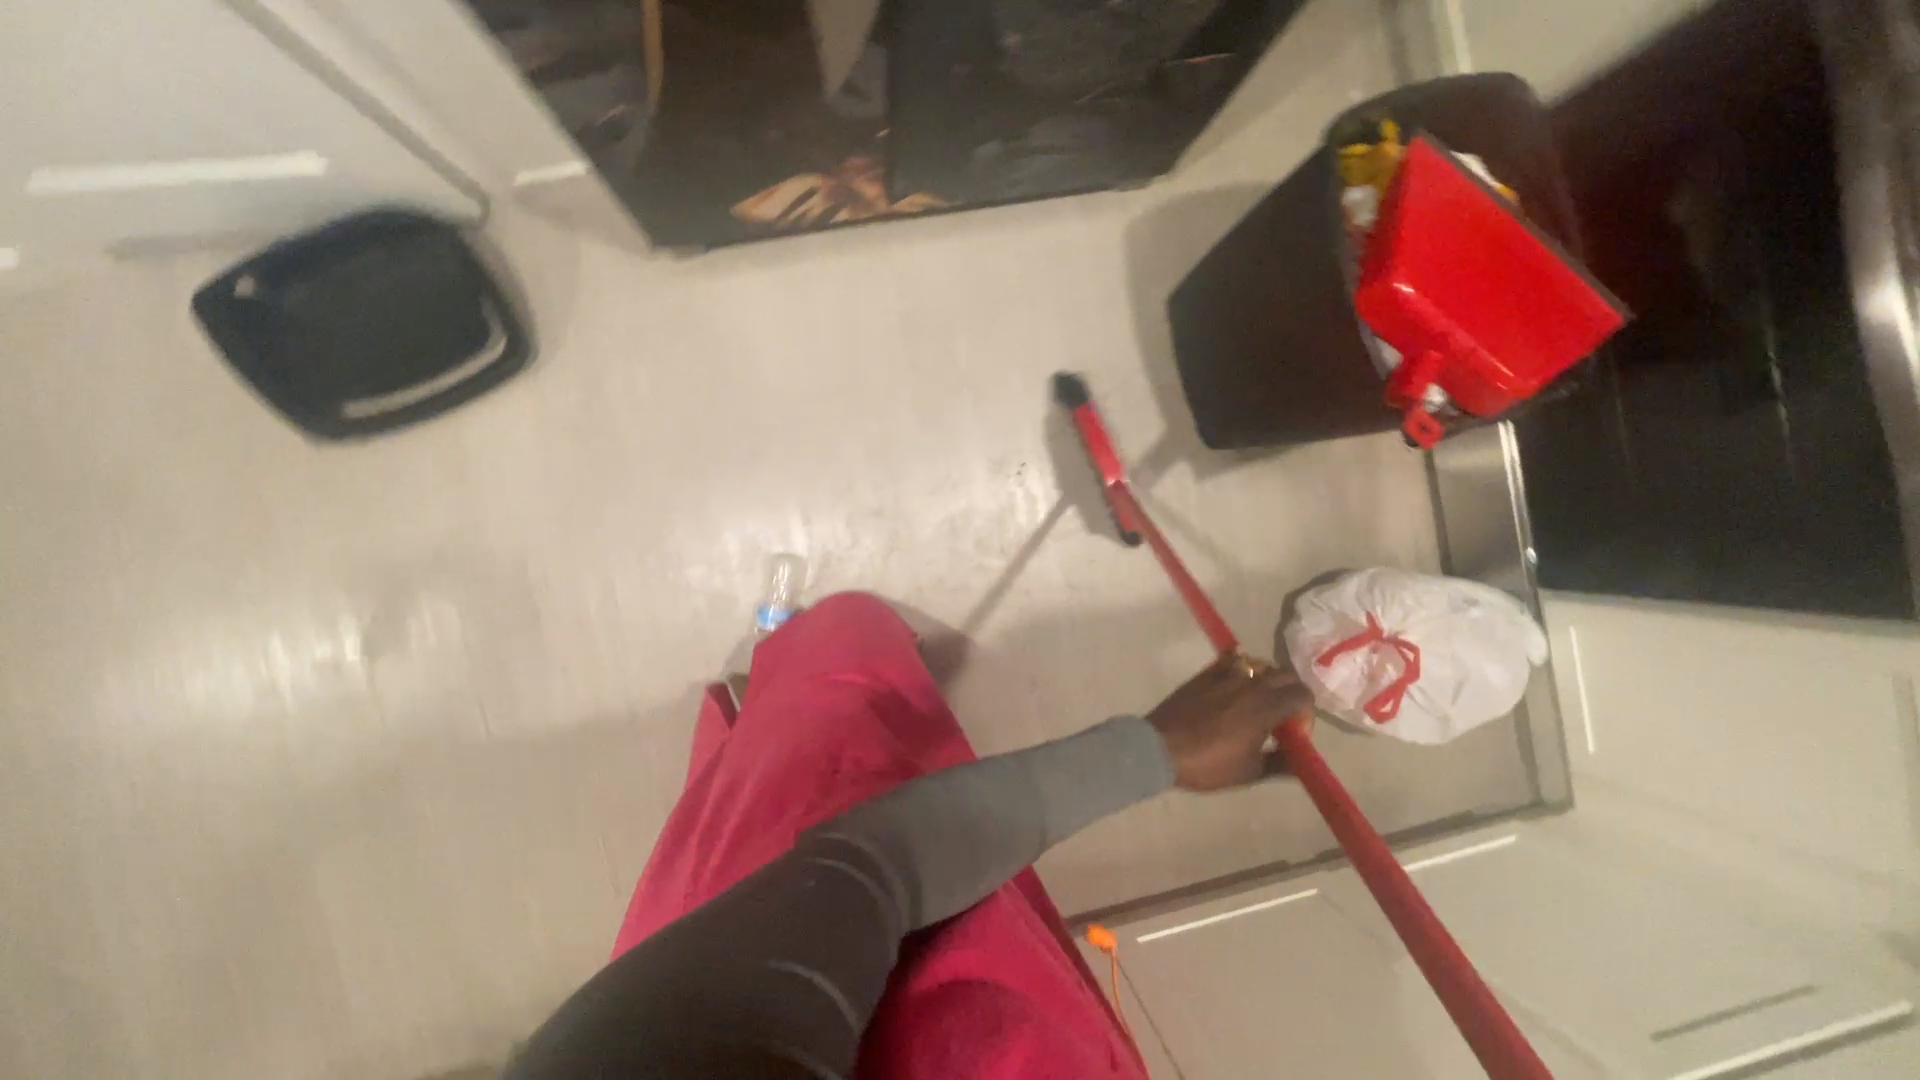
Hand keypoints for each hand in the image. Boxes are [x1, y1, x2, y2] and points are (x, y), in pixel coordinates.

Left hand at [1147, 654, 1315, 790]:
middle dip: (1291, 694)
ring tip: (1258, 702)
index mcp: (1265, 707)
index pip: (1302, 694)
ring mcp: (1226, 674)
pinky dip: (1241, 669)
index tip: (1293, 733)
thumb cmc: (1208, 764)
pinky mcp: (1205, 673)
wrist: (1161, 748)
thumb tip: (1300, 761)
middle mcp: (1250, 683)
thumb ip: (1281, 763)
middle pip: (1286, 676)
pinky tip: (1235, 687)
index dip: (1305, 714)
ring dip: (1267, 680)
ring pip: (1260, 665)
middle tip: (1280, 717)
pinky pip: (1232, 660)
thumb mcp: (1250, 772)